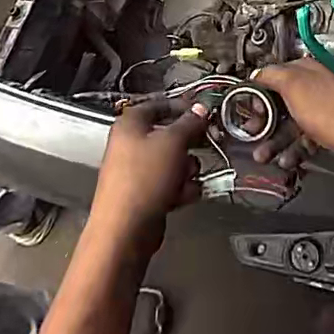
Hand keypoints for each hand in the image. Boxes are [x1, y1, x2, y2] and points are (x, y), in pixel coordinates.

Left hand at [89, 98, 209, 253]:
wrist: (125, 229)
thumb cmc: (145, 177)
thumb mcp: (172, 142)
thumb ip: (189, 123)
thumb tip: (201, 109)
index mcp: (130, 123)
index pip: (159, 105)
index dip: (182, 107)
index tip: (203, 113)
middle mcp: (130, 143)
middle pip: (168, 134)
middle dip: (189, 143)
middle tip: (207, 144)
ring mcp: (136, 170)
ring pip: (172, 160)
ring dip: (186, 169)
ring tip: (188, 178)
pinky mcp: (144, 193)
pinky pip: (168, 182)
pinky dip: (179, 188)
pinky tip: (184, 196)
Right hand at [253, 58, 333, 160]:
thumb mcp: (292, 85)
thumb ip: (271, 75)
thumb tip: (257, 73)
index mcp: (303, 70)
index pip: (270, 76)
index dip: (257, 92)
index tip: (249, 107)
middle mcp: (312, 87)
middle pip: (277, 103)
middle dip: (263, 120)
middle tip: (252, 132)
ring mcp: (319, 110)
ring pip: (288, 124)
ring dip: (274, 140)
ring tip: (263, 154)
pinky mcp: (326, 131)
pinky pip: (301, 140)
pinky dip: (291, 150)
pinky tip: (285, 160)